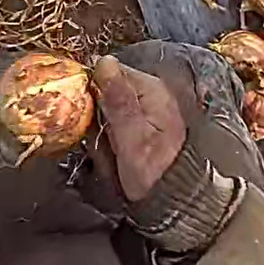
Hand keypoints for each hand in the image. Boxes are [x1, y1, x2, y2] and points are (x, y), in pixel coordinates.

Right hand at [91, 57, 184, 200]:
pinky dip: (111, 138)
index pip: (110, 71)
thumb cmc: (154, 173)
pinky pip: (117, 123)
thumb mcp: (131, 137)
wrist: (177, 203)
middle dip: (97, 112)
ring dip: (103, 128)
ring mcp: (149, 108)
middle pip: (109, 90)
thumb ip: (118, 99)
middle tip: (102, 141)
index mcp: (151, 89)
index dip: (92, 89)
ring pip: (110, 109)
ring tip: (110, 152)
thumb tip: (104, 61)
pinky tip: (114, 155)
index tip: (86, 113)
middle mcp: (152, 92)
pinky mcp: (144, 124)